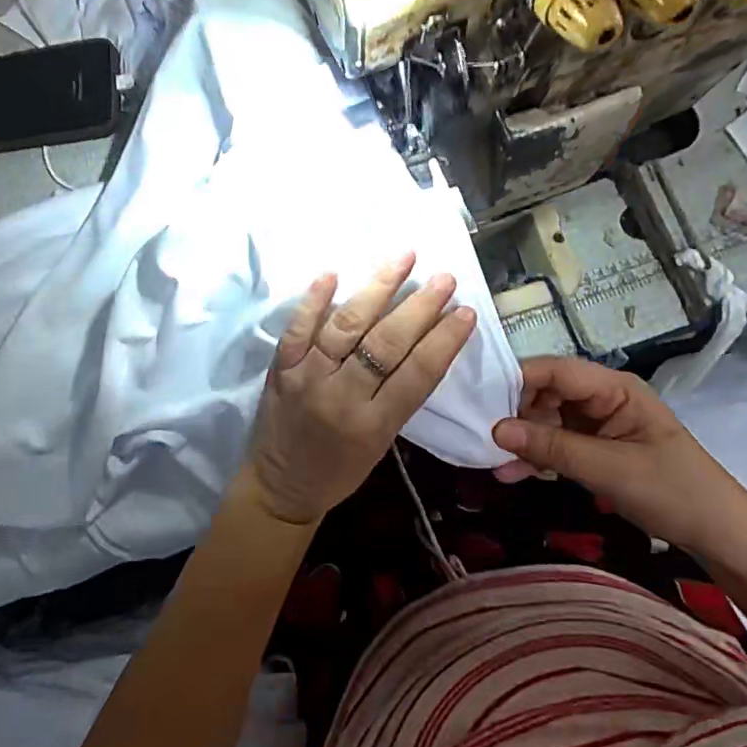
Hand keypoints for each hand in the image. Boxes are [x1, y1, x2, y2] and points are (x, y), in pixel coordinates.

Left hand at [240, 254, 477, 524]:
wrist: (280, 487)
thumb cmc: (340, 470)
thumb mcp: (382, 443)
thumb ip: (399, 397)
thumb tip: (423, 342)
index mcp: (374, 425)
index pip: (417, 374)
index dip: (444, 340)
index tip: (465, 311)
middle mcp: (341, 398)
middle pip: (385, 344)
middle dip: (419, 307)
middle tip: (444, 279)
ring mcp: (308, 378)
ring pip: (346, 326)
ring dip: (377, 289)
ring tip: (403, 259)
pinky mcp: (281, 368)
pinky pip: (297, 329)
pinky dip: (314, 300)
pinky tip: (332, 274)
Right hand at [490, 357, 746, 552]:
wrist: (718, 535)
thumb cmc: (674, 491)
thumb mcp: (610, 469)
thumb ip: (553, 448)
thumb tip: (496, 429)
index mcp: (614, 388)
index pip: (556, 371)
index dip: (517, 380)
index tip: (480, 400)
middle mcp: (600, 398)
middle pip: (545, 393)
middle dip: (515, 414)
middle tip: (483, 438)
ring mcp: (595, 424)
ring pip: (545, 420)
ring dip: (521, 441)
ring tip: (493, 463)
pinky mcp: (592, 448)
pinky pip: (554, 444)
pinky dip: (535, 457)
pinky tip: (510, 474)